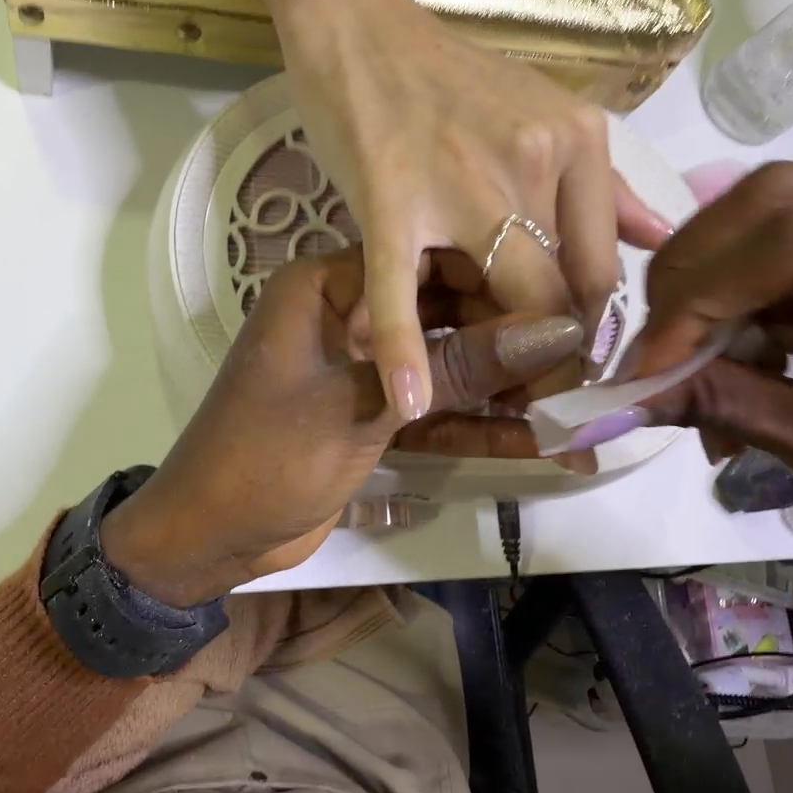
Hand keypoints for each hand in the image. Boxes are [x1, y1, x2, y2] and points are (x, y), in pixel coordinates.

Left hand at [104, 248, 582, 606]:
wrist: (208, 535)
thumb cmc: (268, 455)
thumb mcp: (365, 406)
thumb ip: (458, 367)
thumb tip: (555, 330)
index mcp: (326, 285)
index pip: (429, 258)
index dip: (501, 279)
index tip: (572, 304)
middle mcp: (346, 315)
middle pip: (443, 313)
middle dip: (510, 342)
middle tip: (584, 365)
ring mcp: (359, 368)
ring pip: (442, 366)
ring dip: (500, 390)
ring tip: (574, 409)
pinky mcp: (367, 415)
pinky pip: (429, 410)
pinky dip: (471, 426)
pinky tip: (533, 442)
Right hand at [280, 0, 672, 419]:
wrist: (358, 29)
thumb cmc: (445, 77)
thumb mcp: (543, 113)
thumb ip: (604, 182)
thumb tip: (660, 234)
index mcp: (577, 142)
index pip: (601, 268)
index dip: (590, 337)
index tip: (571, 374)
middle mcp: (534, 162)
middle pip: (561, 294)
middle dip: (552, 362)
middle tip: (532, 402)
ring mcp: (461, 185)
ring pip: (500, 299)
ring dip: (496, 362)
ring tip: (489, 401)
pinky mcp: (390, 203)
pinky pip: (400, 291)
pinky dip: (403, 351)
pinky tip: (410, 400)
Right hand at [623, 164, 792, 676]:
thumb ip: (733, 406)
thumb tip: (624, 390)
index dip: (701, 295)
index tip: (646, 368)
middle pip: (791, 198)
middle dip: (698, 277)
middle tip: (659, 354)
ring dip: (721, 283)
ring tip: (702, 361)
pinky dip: (756, 293)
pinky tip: (750, 351)